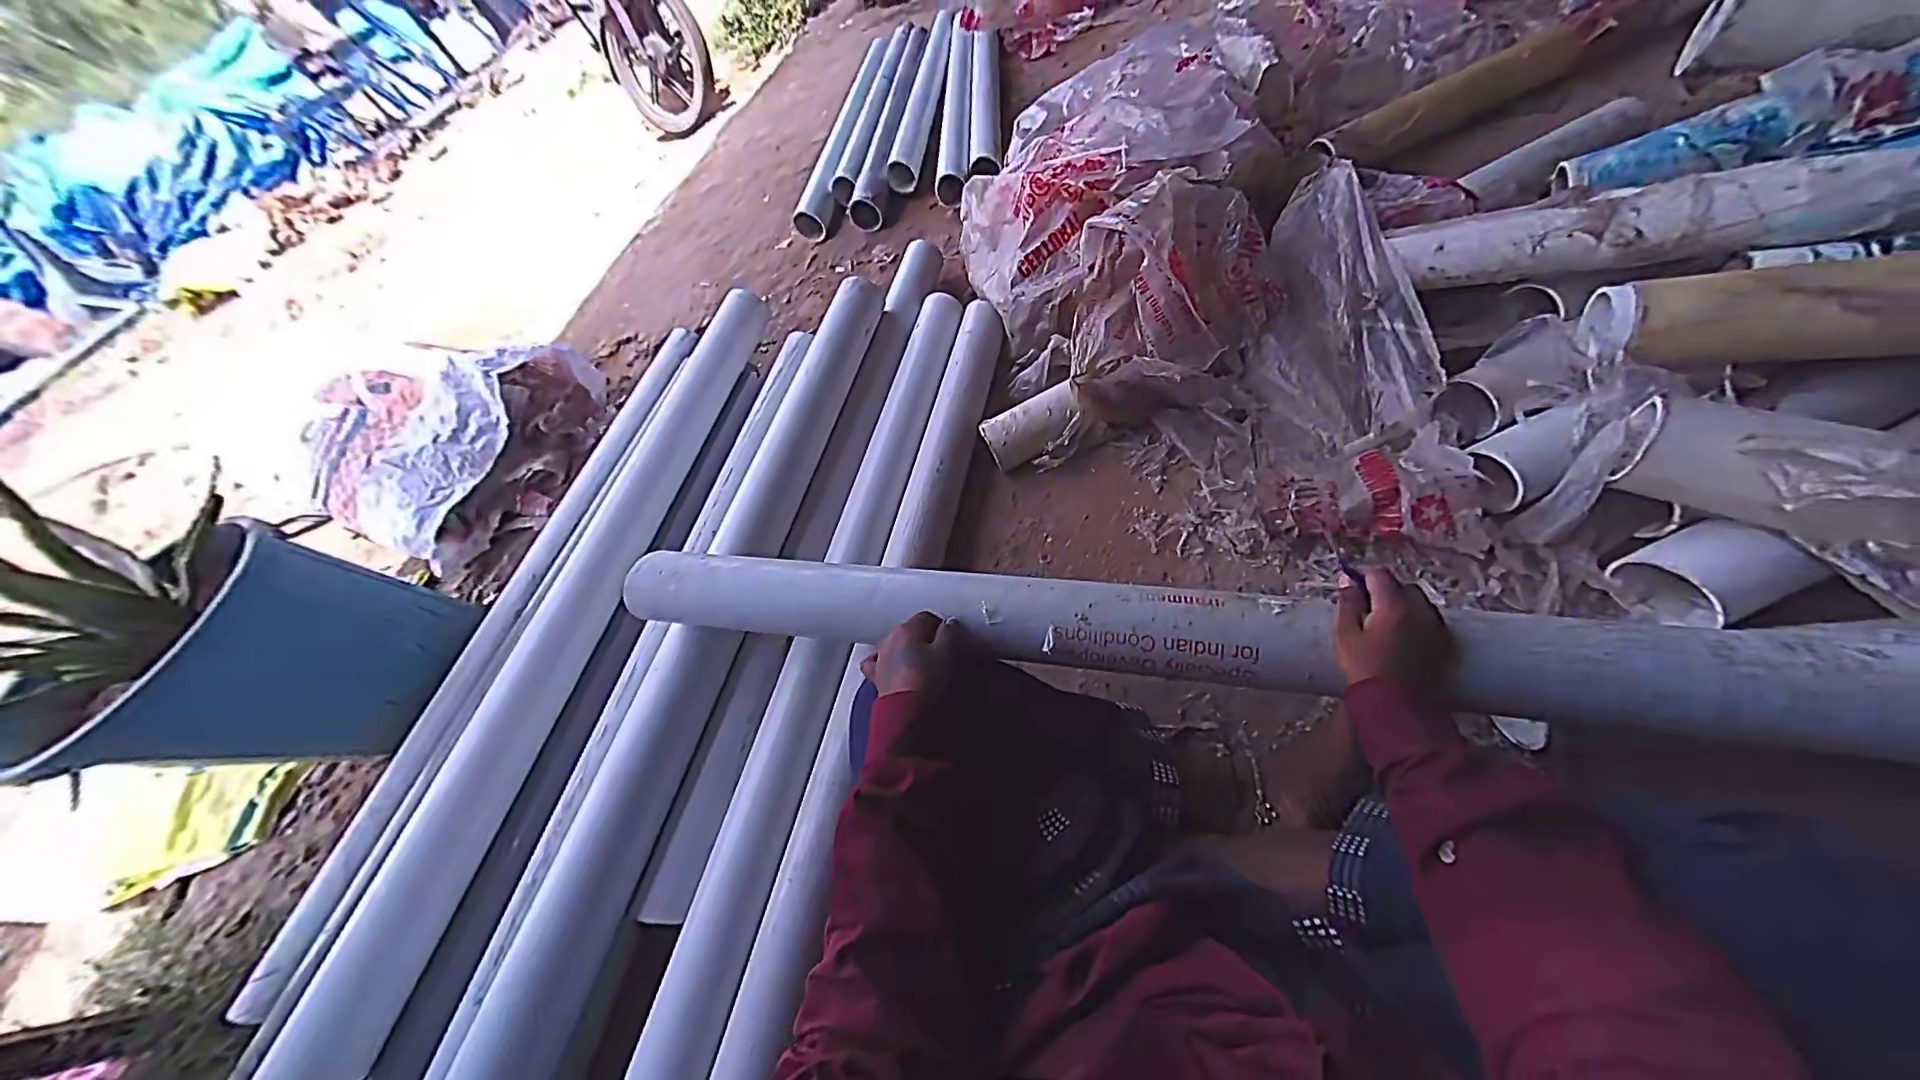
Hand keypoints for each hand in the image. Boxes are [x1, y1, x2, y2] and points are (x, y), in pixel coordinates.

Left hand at [860, 612, 959, 696]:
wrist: (907, 711)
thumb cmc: (927, 680)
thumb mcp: (946, 652)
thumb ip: (948, 633)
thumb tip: (948, 624)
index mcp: (907, 629)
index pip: (926, 618)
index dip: (940, 625)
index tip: (948, 636)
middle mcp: (890, 640)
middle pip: (909, 630)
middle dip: (923, 636)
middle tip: (939, 650)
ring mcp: (880, 658)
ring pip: (895, 645)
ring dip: (906, 649)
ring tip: (920, 661)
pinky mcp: (877, 676)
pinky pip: (878, 663)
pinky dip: (887, 662)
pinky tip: (895, 667)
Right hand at [1334, 566, 1453, 688]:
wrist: (1397, 705)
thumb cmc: (1364, 668)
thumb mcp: (1346, 634)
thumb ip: (1348, 603)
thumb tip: (1347, 579)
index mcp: (1393, 606)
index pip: (1380, 575)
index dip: (1362, 575)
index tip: (1349, 584)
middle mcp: (1420, 610)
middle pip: (1401, 586)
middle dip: (1382, 589)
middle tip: (1363, 605)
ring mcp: (1436, 626)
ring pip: (1418, 601)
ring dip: (1400, 603)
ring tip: (1382, 620)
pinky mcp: (1444, 641)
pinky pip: (1429, 618)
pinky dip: (1414, 617)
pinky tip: (1401, 633)